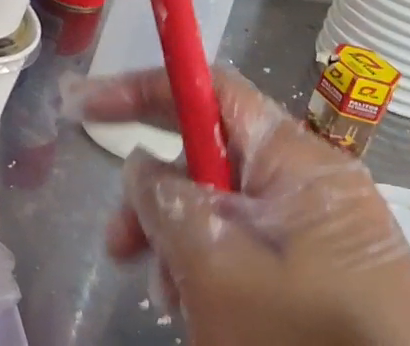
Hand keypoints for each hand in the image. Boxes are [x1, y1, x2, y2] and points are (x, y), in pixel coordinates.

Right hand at [72, 65, 409, 345]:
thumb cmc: (299, 339)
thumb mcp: (212, 264)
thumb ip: (162, 197)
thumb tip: (143, 167)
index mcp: (301, 164)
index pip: (210, 90)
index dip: (140, 88)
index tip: (82, 109)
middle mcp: (317, 187)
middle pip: (210, 156)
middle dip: (153, 192)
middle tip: (115, 241)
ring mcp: (326, 237)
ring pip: (225, 209)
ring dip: (177, 240)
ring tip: (162, 295)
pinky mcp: (328, 281)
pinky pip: (250, 249)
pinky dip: (210, 268)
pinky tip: (194, 308)